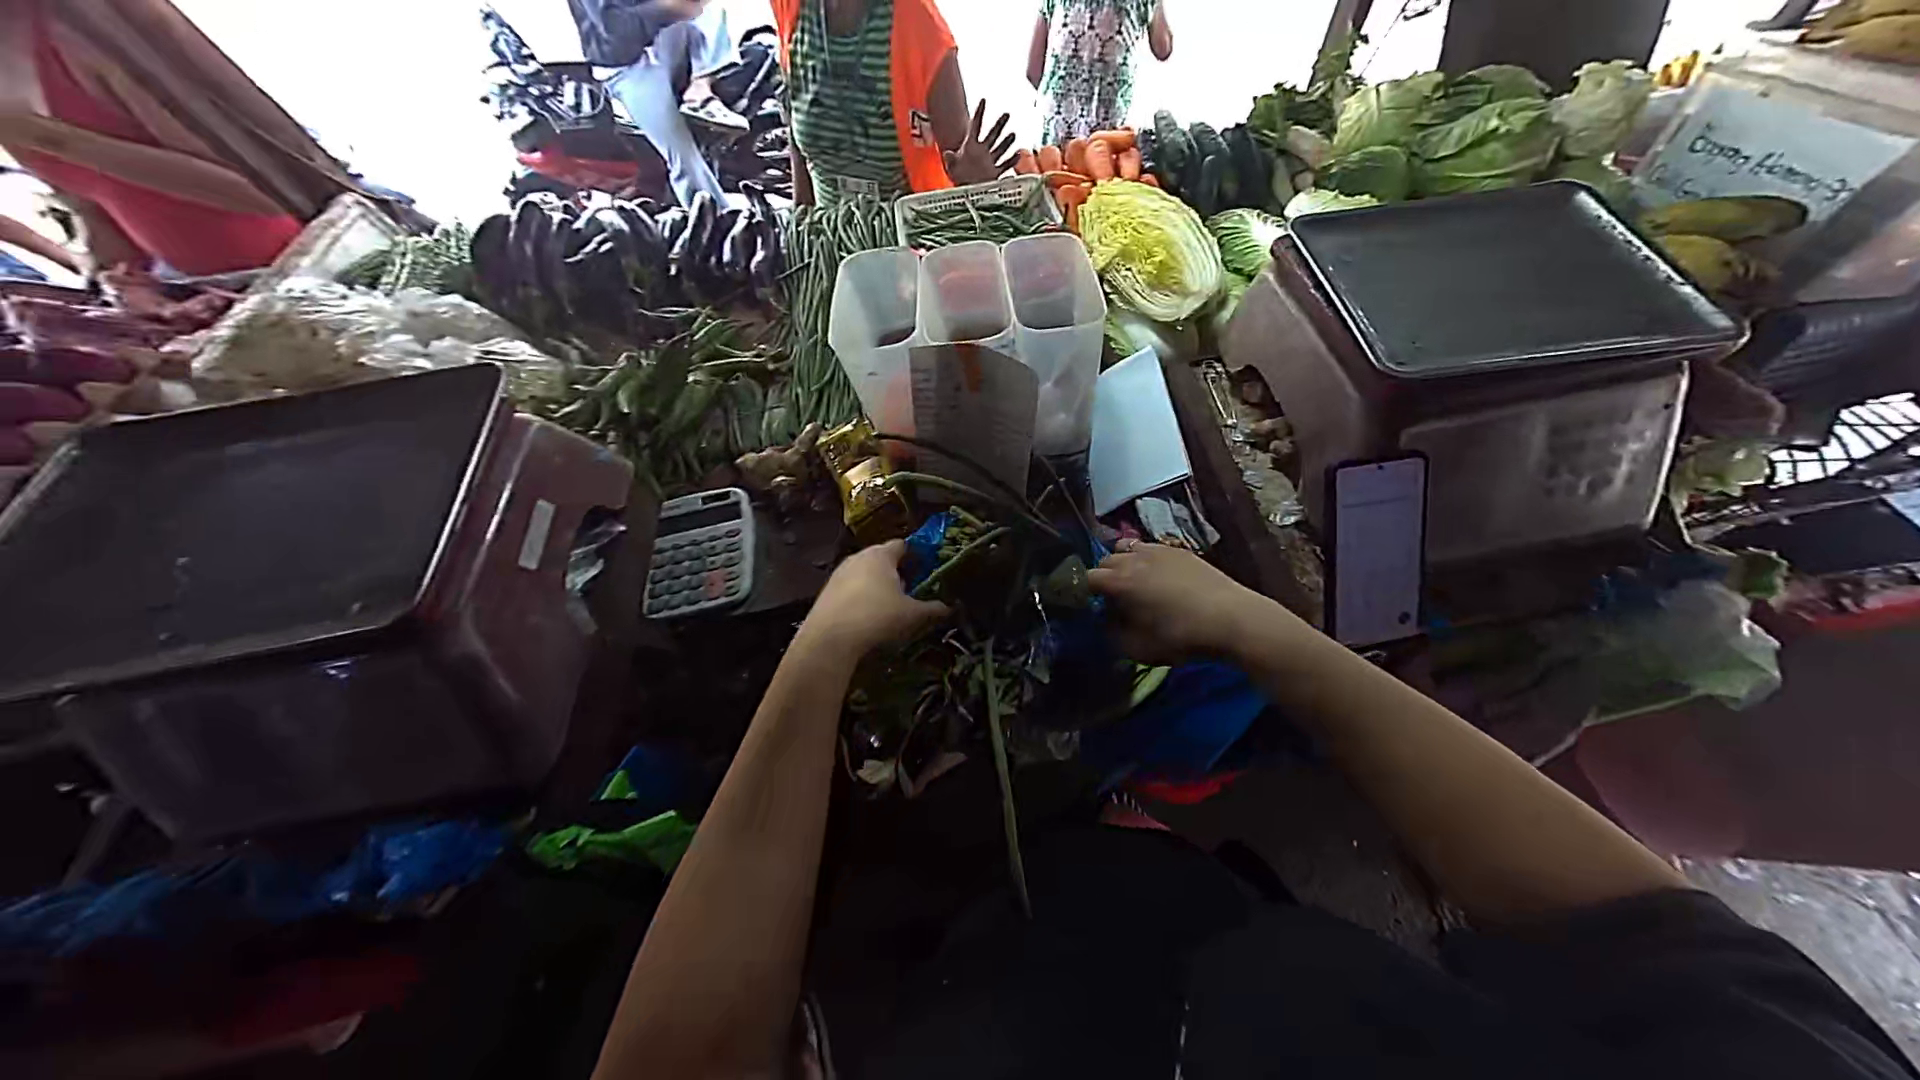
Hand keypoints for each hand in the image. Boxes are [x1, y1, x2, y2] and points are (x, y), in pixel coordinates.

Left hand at [797, 540, 949, 656]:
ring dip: (878, 585)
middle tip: (911, 590)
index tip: (927, 569)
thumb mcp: (912, 614)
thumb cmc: (877, 617)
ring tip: (890, 606)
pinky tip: (867, 616)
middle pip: (883, 558)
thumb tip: (948, 607)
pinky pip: (851, 588)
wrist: (830, 638)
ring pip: (865, 573)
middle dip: (897, 572)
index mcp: (882, 555)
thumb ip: (932, 608)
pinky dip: (861, 596)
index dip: (916, 555)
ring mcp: (839, 573)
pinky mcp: (827, 591)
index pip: (903, 545)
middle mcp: (859, 557)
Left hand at [942, 101, 1017, 184]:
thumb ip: (951, 160)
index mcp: (971, 146)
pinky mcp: (995, 173)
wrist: (965, 192)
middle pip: (992, 135)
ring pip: (1000, 149)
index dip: (979, 113)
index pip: (976, 126)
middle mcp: (982, 151)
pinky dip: (1011, 161)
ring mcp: (989, 161)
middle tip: (1006, 113)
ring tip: (1013, 134)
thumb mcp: (953, 168)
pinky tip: (1018, 155)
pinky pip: (1004, 165)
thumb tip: (947, 154)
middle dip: (999, 125)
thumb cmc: (959, 178)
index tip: (983, 100)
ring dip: (1006, 142)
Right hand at [1087, 539, 1287, 663]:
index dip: (1082, 592)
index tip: (1087, 606)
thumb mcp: (1138, 648)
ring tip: (1131, 582)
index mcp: (1119, 581)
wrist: (1233, 619)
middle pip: (1105, 561)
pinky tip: (1155, 577)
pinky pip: (1150, 549)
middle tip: (1110, 599)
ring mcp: (1158, 550)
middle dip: (1102, 577)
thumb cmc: (1182, 637)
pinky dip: (1143, 559)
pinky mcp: (1179, 551)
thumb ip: (1112, 633)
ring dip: (1122, 564)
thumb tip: (1103, 620)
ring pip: (1126, 549)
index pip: (1086, 578)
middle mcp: (1133, 559)